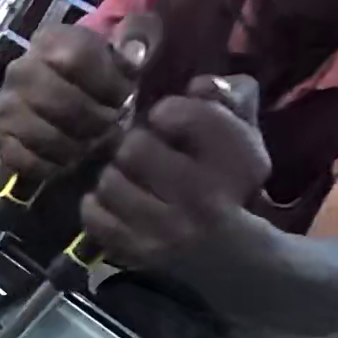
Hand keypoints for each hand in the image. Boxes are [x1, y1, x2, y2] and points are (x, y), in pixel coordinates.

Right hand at [0, 17, 158, 189]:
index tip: (125, 98)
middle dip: (94, 122)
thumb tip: (137, 54)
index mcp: (50, 40)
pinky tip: (66, 162)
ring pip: (43, 135)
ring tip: (90, 147)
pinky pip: (24, 161)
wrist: (58, 103)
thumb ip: (141, 39)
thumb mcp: (124, 50)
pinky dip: (50, 167)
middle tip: (111, 130)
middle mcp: (20, 70)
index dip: (108, 84)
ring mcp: (5, 106)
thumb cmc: (98, 78)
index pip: (78, 58)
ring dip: (74, 147)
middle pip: (61, 102)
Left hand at [81, 74, 271, 272]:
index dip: (168, 111)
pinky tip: (112, 201)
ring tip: (127, 178)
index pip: (187, 116)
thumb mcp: (243, 135)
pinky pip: (94, 217)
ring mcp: (166, 230)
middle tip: (140, 151)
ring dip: (114, 175)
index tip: (165, 119)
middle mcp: (201, 198)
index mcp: (235, 161)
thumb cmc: (228, 183)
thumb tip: (196, 85)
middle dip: (134, 143)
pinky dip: (95, 205)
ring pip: (110, 181)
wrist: (225, 253)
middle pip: (135, 148)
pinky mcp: (137, 252)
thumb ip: (227, 96)